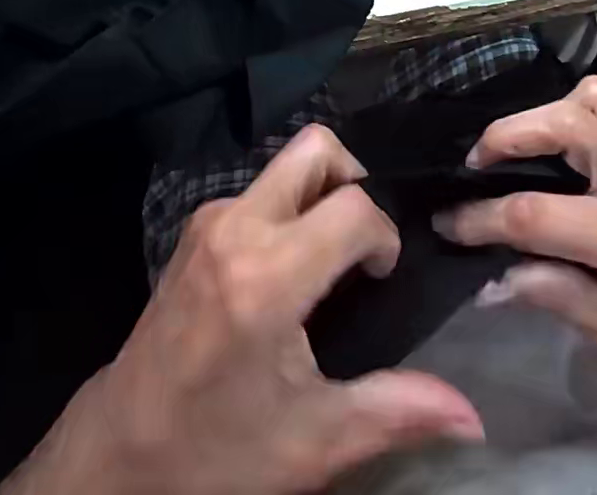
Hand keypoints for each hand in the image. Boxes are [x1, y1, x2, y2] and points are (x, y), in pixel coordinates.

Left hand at [1, 124, 484, 494]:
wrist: (122, 444)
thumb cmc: (218, 449)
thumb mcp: (313, 440)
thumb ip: (397, 411)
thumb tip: (473, 414)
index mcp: (267, 275)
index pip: (353, 208)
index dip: (385, 236)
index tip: (382, 278)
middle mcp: (236, 226)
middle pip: (314, 148)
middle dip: (355, 178)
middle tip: (363, 239)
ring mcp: (210, 218)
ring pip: (284, 165)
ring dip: (320, 195)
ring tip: (330, 257)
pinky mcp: (196, 226)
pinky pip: (259, 190)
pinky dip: (290, 209)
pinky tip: (290, 264)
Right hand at [433, 75, 596, 398]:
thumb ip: (549, 294)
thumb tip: (483, 277)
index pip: (538, 215)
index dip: (481, 219)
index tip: (447, 225)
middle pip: (565, 127)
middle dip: (504, 139)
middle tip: (473, 168)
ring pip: (585, 101)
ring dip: (536, 118)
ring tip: (509, 151)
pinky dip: (568, 107)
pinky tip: (553, 138)